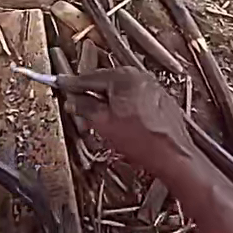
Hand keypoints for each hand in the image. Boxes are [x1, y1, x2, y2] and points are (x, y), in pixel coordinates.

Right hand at [61, 68, 203, 180]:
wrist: (173, 156)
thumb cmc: (142, 140)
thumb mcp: (103, 123)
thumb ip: (84, 107)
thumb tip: (73, 100)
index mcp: (124, 76)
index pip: (89, 77)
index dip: (72, 84)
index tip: (60, 84)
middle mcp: (139, 76)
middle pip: (105, 81)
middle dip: (90, 94)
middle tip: (76, 105)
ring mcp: (151, 86)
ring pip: (119, 90)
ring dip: (107, 101)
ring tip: (99, 118)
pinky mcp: (159, 99)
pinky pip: (133, 96)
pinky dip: (122, 104)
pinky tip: (119, 121)